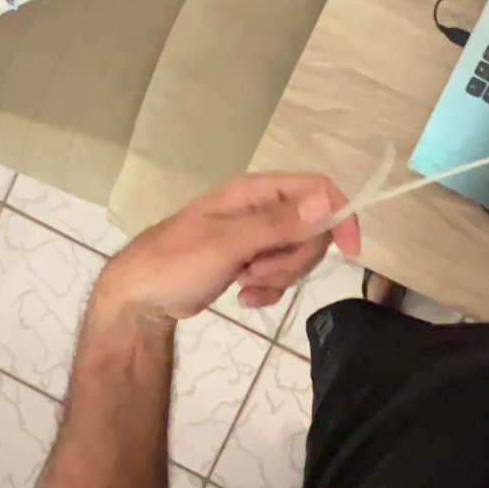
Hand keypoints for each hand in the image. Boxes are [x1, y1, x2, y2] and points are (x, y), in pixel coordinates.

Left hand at [92, 173, 362, 324]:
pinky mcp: (251, 262)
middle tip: (259, 271)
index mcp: (256, 192)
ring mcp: (256, 237)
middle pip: (312, 229)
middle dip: (293, 259)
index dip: (339, 215)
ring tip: (244, 283)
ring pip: (298, 255)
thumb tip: (327, 203)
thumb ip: (279, 224)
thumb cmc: (176, 261)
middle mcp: (261, 209)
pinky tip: (243, 297)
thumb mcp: (229, 243)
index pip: (316, 189)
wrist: (139, 298)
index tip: (349, 251)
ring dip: (278, 277)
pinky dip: (268, 289)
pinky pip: (281, 275)